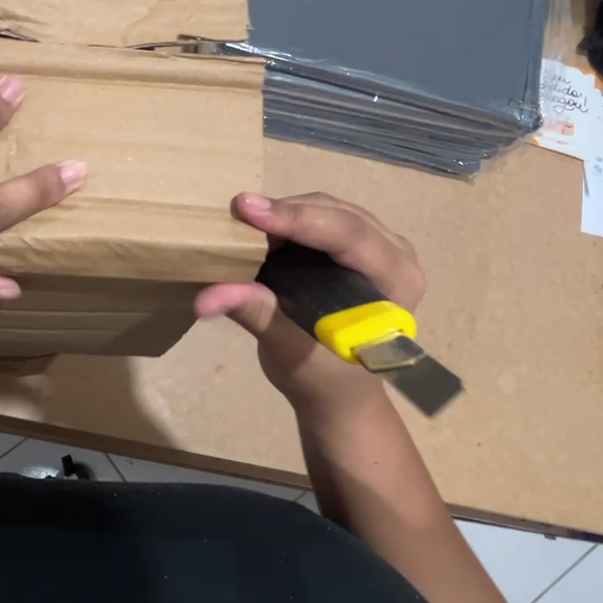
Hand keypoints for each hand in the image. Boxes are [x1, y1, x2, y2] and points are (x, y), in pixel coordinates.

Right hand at [195, 192, 424, 412]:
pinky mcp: (355, 245)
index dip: (296, 219)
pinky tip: (260, 229)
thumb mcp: (289, 350)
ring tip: (243, 223)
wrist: (337, 394)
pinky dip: (287, 219)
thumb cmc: (322, 378)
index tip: (246, 209)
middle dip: (285, 211)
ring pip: (327, 208)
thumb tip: (207, 295)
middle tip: (236, 213)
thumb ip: (257, 315)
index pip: (348, 235)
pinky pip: (321, 216)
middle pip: (337, 214)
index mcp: (396, 282)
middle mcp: (395, 255)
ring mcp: (377, 246)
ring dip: (284, 212)